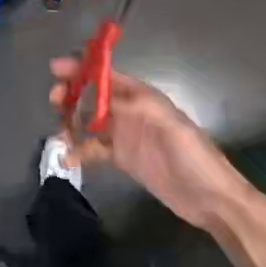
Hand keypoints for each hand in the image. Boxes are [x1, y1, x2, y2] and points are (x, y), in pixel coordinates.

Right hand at [49, 56, 250, 231]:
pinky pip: (95, 149)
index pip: (107, 76)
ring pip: (90, 122)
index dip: (82, 69)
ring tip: (58, 132)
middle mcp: (131, 112)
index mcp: (143, 97)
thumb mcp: (167, 124)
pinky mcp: (124, 159)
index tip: (57, 68)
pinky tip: (68, 158)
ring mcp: (126, 136)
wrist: (211, 198)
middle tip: (54, 100)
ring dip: (72, 123)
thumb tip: (99, 95)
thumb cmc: (193, 154)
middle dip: (72, 94)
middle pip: (94, 97)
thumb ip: (133, 107)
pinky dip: (80, 151)